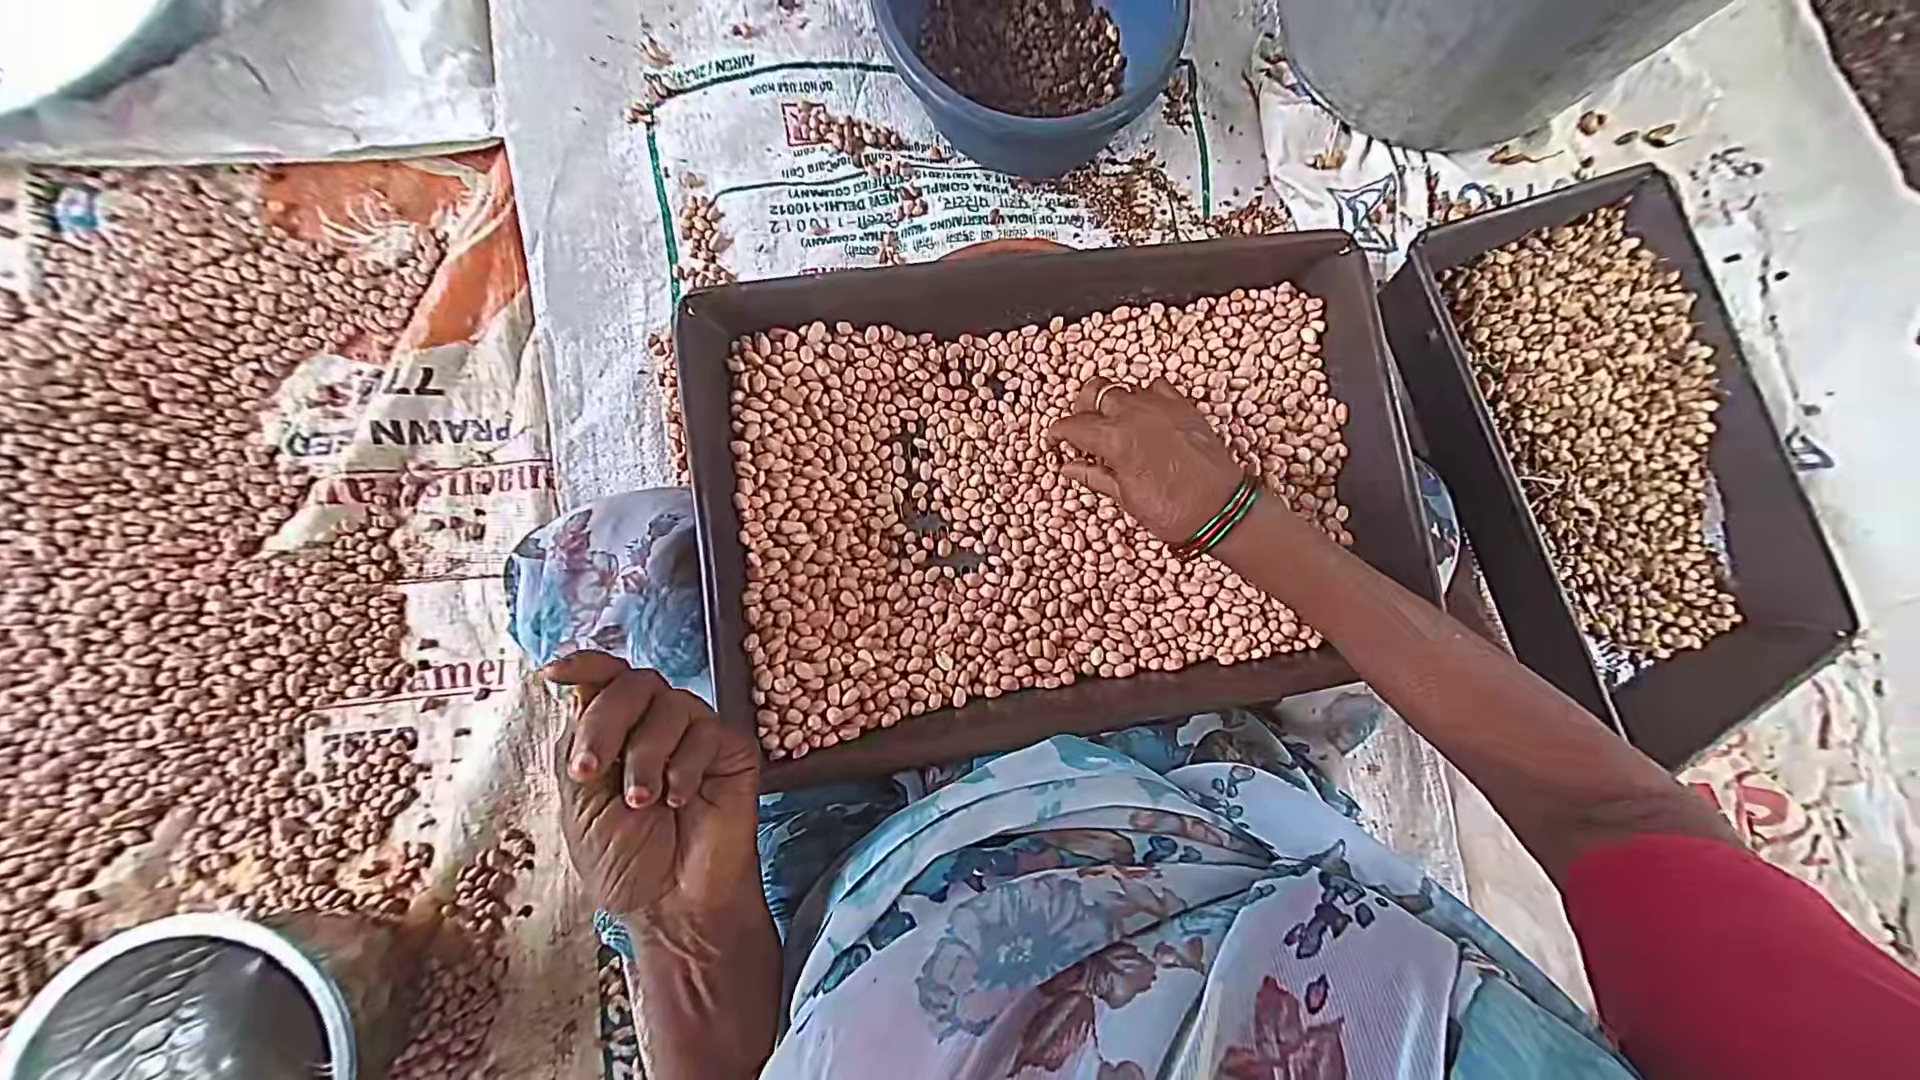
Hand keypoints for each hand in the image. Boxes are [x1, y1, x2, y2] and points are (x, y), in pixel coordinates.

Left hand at [545, 652, 760, 923]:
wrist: (673, 902)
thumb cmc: (626, 861)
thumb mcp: (582, 807)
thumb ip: (581, 746)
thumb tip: (576, 689)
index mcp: (617, 733)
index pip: (606, 681)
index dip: (585, 666)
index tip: (554, 674)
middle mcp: (657, 724)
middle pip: (634, 684)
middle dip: (606, 722)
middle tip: (592, 771)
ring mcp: (696, 732)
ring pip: (670, 705)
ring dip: (647, 757)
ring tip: (645, 803)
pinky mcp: (731, 747)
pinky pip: (706, 733)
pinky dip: (685, 768)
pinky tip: (680, 799)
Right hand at [1047, 376, 1245, 543]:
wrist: (1222, 510)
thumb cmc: (1175, 511)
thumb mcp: (1125, 497)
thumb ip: (1094, 475)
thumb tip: (1069, 467)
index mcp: (1115, 440)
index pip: (1074, 424)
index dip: (1059, 432)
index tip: (1055, 439)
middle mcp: (1136, 415)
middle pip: (1095, 392)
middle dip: (1083, 408)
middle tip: (1081, 429)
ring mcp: (1163, 407)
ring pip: (1124, 389)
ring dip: (1112, 403)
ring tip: (1111, 426)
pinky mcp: (1184, 408)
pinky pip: (1156, 388)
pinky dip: (1144, 398)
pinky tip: (1143, 418)